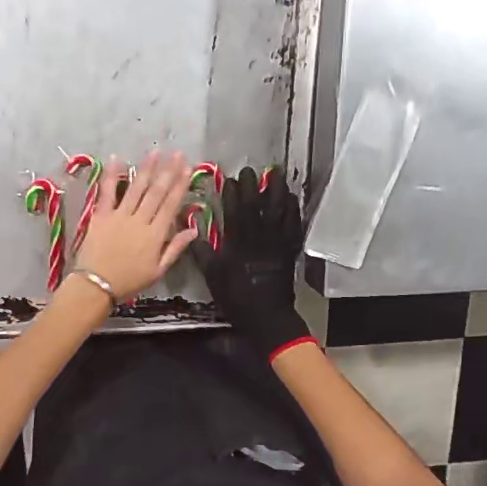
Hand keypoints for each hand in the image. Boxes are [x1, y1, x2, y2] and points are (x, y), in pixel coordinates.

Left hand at [72, 151, 198, 298]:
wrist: (96, 285)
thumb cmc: (129, 282)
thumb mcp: (158, 271)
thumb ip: (175, 248)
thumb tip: (193, 230)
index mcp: (156, 235)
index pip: (171, 205)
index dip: (180, 185)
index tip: (187, 168)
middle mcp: (140, 220)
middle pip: (156, 192)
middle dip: (168, 171)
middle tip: (176, 153)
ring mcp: (119, 216)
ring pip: (136, 188)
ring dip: (146, 169)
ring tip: (155, 152)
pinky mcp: (101, 215)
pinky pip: (107, 192)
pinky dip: (112, 175)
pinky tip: (117, 159)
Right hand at [193, 167, 308, 354]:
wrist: (266, 314)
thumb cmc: (236, 296)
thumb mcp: (212, 276)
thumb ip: (202, 252)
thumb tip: (192, 234)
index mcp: (238, 240)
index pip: (236, 208)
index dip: (233, 191)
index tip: (230, 179)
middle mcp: (260, 235)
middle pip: (259, 202)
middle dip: (253, 184)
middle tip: (250, 171)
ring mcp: (278, 240)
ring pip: (280, 208)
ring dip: (278, 189)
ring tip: (275, 175)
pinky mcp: (290, 248)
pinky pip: (294, 223)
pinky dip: (293, 209)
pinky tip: (292, 200)